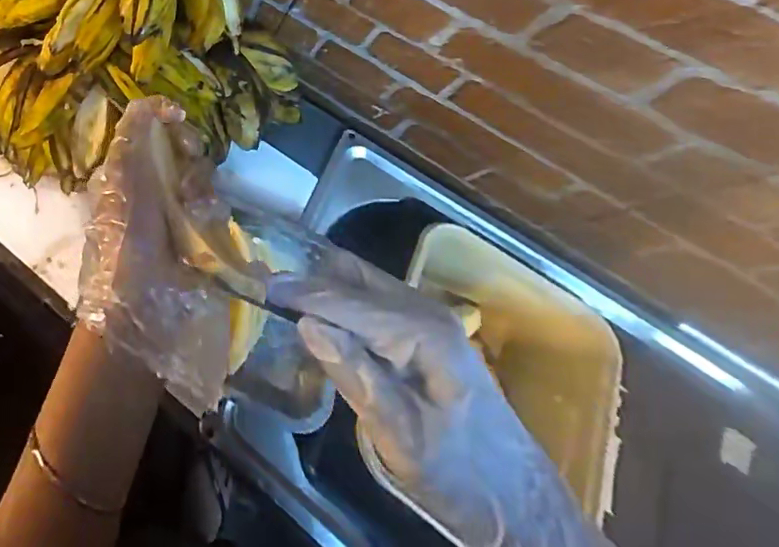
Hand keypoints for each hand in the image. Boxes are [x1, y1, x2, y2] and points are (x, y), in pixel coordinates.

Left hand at [76, 97, 231, 413]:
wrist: (141, 322)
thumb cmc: (124, 250)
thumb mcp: (120, 187)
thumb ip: (132, 141)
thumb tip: (152, 104)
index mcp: (129, 176)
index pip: (155, 132)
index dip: (168, 122)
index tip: (180, 124)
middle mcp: (154, 190)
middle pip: (185, 154)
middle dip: (191, 163)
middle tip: (188, 183)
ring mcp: (180, 217)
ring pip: (204, 182)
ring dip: (203, 196)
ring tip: (196, 221)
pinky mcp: (202, 241)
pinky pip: (218, 214)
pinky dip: (215, 222)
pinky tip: (207, 241)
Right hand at [270, 255, 606, 546]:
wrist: (520, 501)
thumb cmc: (462, 475)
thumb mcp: (404, 437)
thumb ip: (358, 377)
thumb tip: (308, 324)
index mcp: (422, 331)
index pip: (347, 300)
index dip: (301, 293)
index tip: (258, 286)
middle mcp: (423, 309)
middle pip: (353, 277)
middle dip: (307, 279)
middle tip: (262, 287)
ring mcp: (425, 316)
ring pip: (360, 283)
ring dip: (320, 286)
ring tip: (279, 295)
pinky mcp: (421, 331)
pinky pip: (370, 300)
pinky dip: (337, 299)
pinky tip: (315, 313)